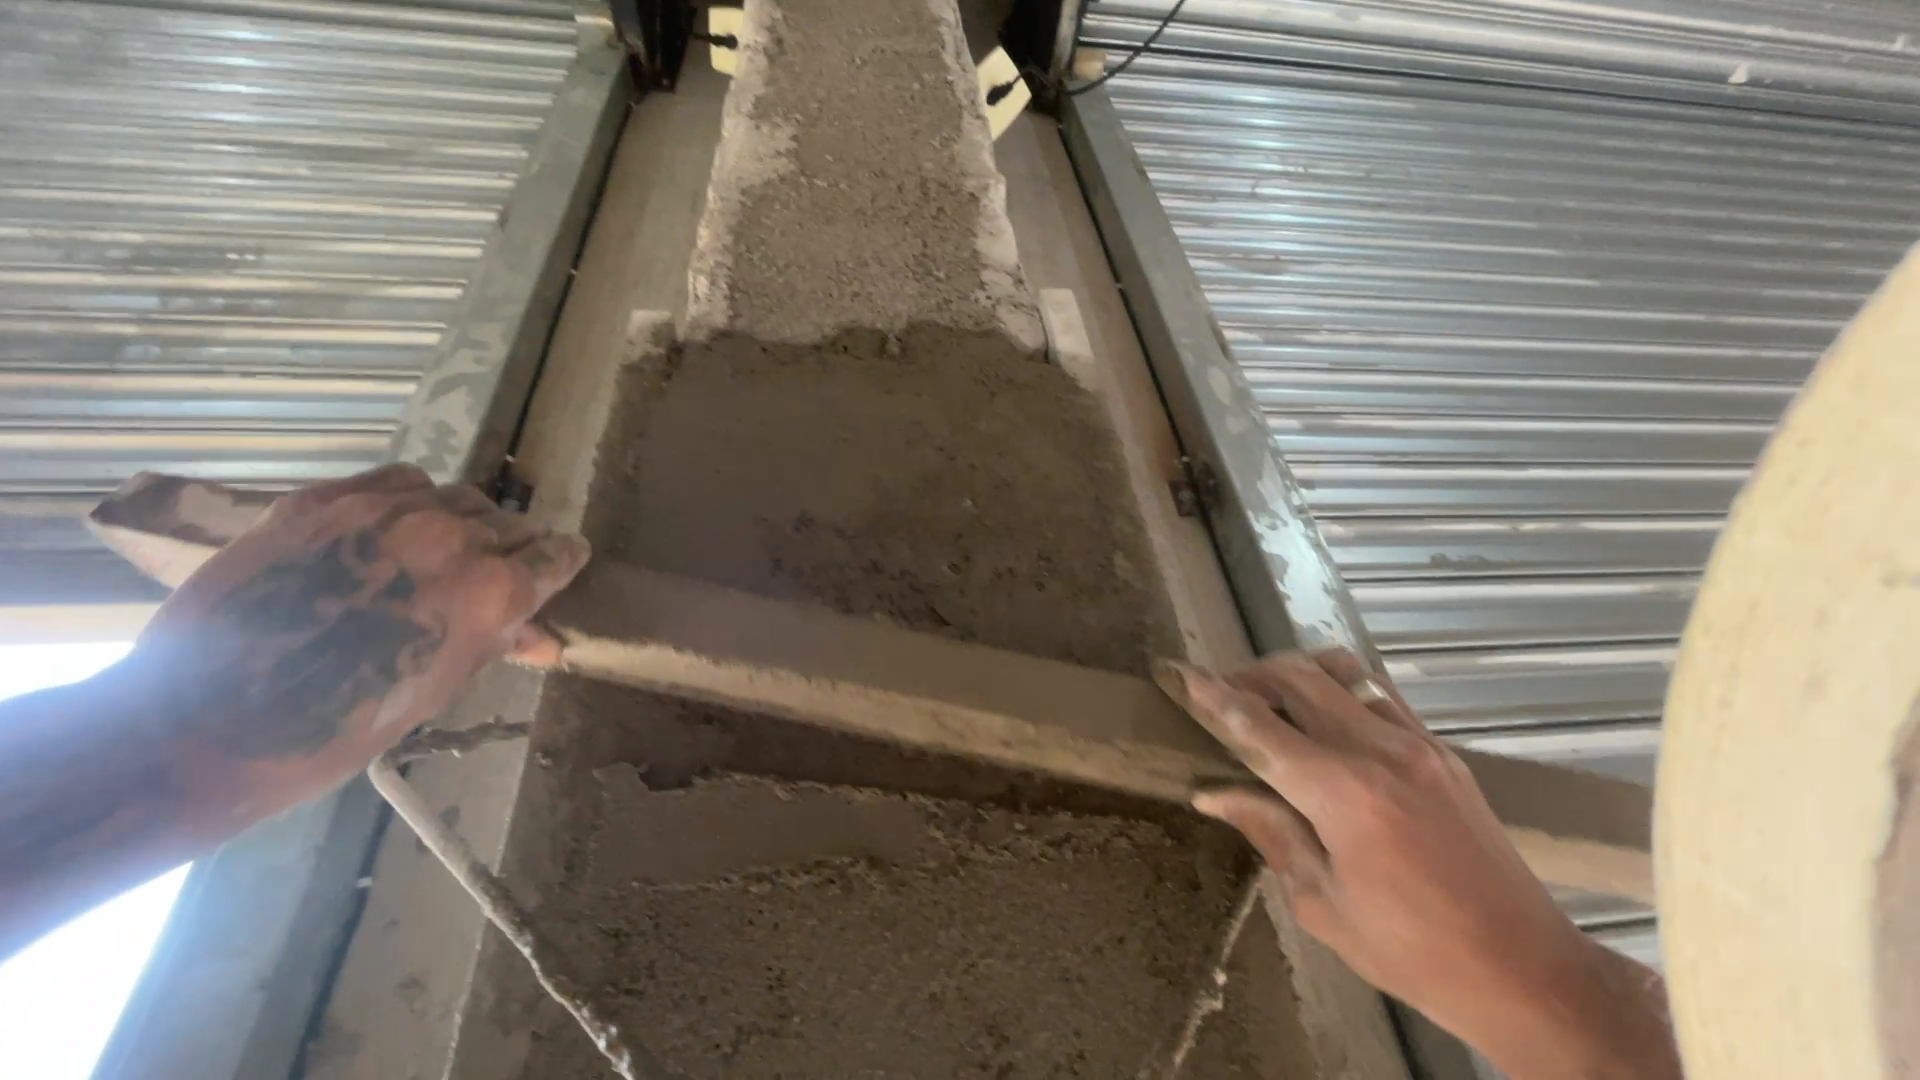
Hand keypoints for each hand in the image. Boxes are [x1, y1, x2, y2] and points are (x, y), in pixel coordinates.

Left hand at [134, 464, 588, 824]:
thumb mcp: (440, 688)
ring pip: (459, 497)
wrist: (205, 722)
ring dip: (464, 522)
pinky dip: (411, 500)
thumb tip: (546, 637)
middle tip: (490, 573)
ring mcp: (385, 512)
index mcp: (492, 592)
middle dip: (512, 548)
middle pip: (511, 524)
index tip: (559, 567)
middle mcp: (452, 538)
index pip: (558, 554)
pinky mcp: (326, 499)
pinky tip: (392, 530)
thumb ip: (499, 643)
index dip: (561, 563)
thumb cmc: (343, 725)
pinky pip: (399, 480)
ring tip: (439, 550)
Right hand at [1155, 650, 1681, 1079]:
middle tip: (1219, 701)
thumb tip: (1214, 791)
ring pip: (1342, 673)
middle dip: (1248, 678)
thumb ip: (1269, 831)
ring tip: (1270, 706)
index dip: (1211, 696)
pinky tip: (1323, 726)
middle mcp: (1382, 751)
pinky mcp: (1442, 752)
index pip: (1259, 727)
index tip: (1176, 670)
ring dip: (1295, 677)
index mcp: (1345, 794)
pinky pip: (1378, 696)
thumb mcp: (1322, 904)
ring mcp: (1419, 744)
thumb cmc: (1413, 953)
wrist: (1528, 971)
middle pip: (1298, 677)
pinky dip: (1338, 693)